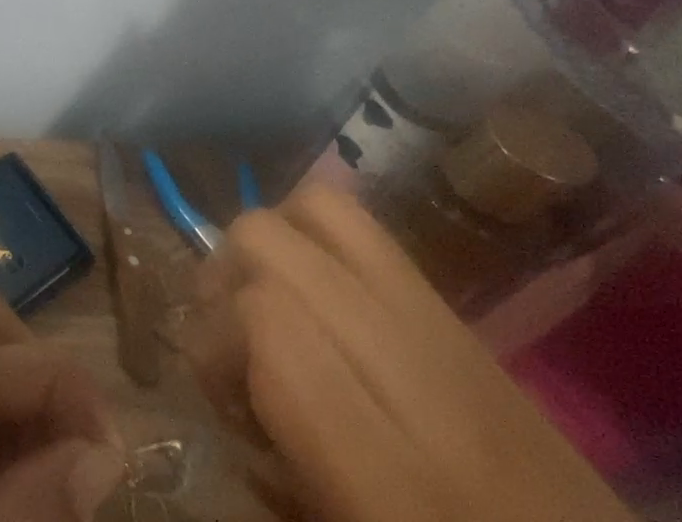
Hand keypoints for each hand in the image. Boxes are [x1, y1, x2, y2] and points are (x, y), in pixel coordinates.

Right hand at [187, 184, 635, 521]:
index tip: (220, 392)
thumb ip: (260, 466)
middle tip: (228, 342)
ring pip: (328, 211)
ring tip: (261, 299)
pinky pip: (371, 237)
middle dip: (226, 277)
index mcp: (389, 470)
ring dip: (269, 245)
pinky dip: (316, 247)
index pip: (268, 318)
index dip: (214, 338)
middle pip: (279, 242)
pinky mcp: (466, 318)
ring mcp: (451, 329)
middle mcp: (421, 374)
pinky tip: (315, 303)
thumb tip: (216, 387)